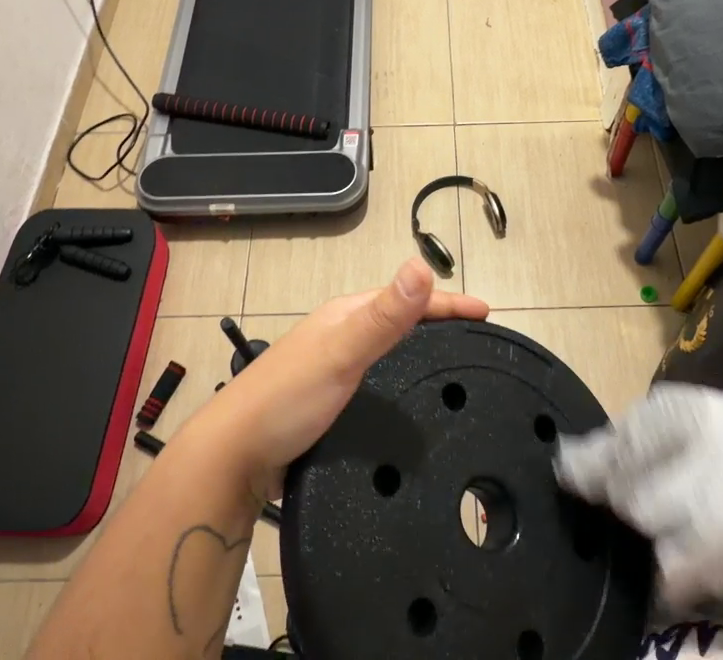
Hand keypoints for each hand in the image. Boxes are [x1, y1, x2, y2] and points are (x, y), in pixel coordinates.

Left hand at [188, 259, 489, 498]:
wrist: (234, 457)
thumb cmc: (286, 399)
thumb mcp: (341, 352)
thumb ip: (383, 315)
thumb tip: (422, 264)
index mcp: (344, 316)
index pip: (407, 298)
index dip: (448, 302)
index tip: (488, 312)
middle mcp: (340, 336)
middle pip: (400, 321)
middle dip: (439, 323)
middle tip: (479, 340)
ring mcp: (332, 369)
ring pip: (389, 352)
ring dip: (421, 352)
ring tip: (455, 369)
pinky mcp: (329, 403)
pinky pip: (378, 383)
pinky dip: (402, 383)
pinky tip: (411, 403)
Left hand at [554, 383, 722, 623]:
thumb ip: (659, 442)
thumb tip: (584, 459)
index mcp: (686, 409)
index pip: (610, 439)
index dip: (588, 465)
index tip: (575, 480)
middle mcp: (685, 440)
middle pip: (614, 484)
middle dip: (618, 507)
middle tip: (654, 521)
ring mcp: (698, 496)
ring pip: (635, 525)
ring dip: (644, 543)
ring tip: (682, 548)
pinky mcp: (714, 552)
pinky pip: (662, 576)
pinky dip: (664, 586)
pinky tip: (686, 582)